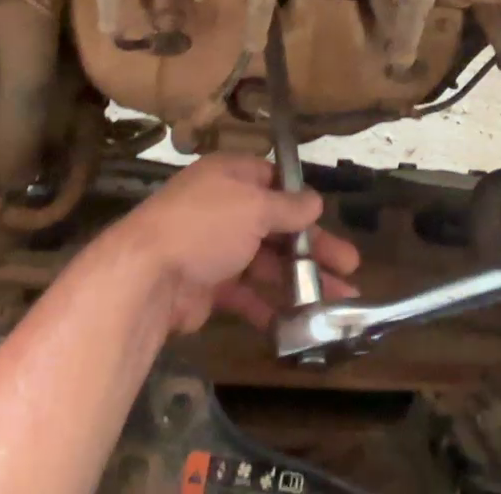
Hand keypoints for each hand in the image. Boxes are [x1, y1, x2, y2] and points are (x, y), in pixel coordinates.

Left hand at [106, 153, 359, 333]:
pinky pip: (246, 294)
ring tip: (340, 302)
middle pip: (275, 225)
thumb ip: (287, 207)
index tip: (328, 218)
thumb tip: (314, 201)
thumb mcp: (253, 206)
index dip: (299, 198)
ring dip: (301, 281)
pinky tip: (300, 323)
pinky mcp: (208, 285)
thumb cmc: (204, 226)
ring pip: (266, 263)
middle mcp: (220, 207)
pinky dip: (271, 307)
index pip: (270, 179)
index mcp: (228, 176)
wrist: (148, 276)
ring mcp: (213, 248)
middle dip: (313, 247)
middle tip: (351, 266)